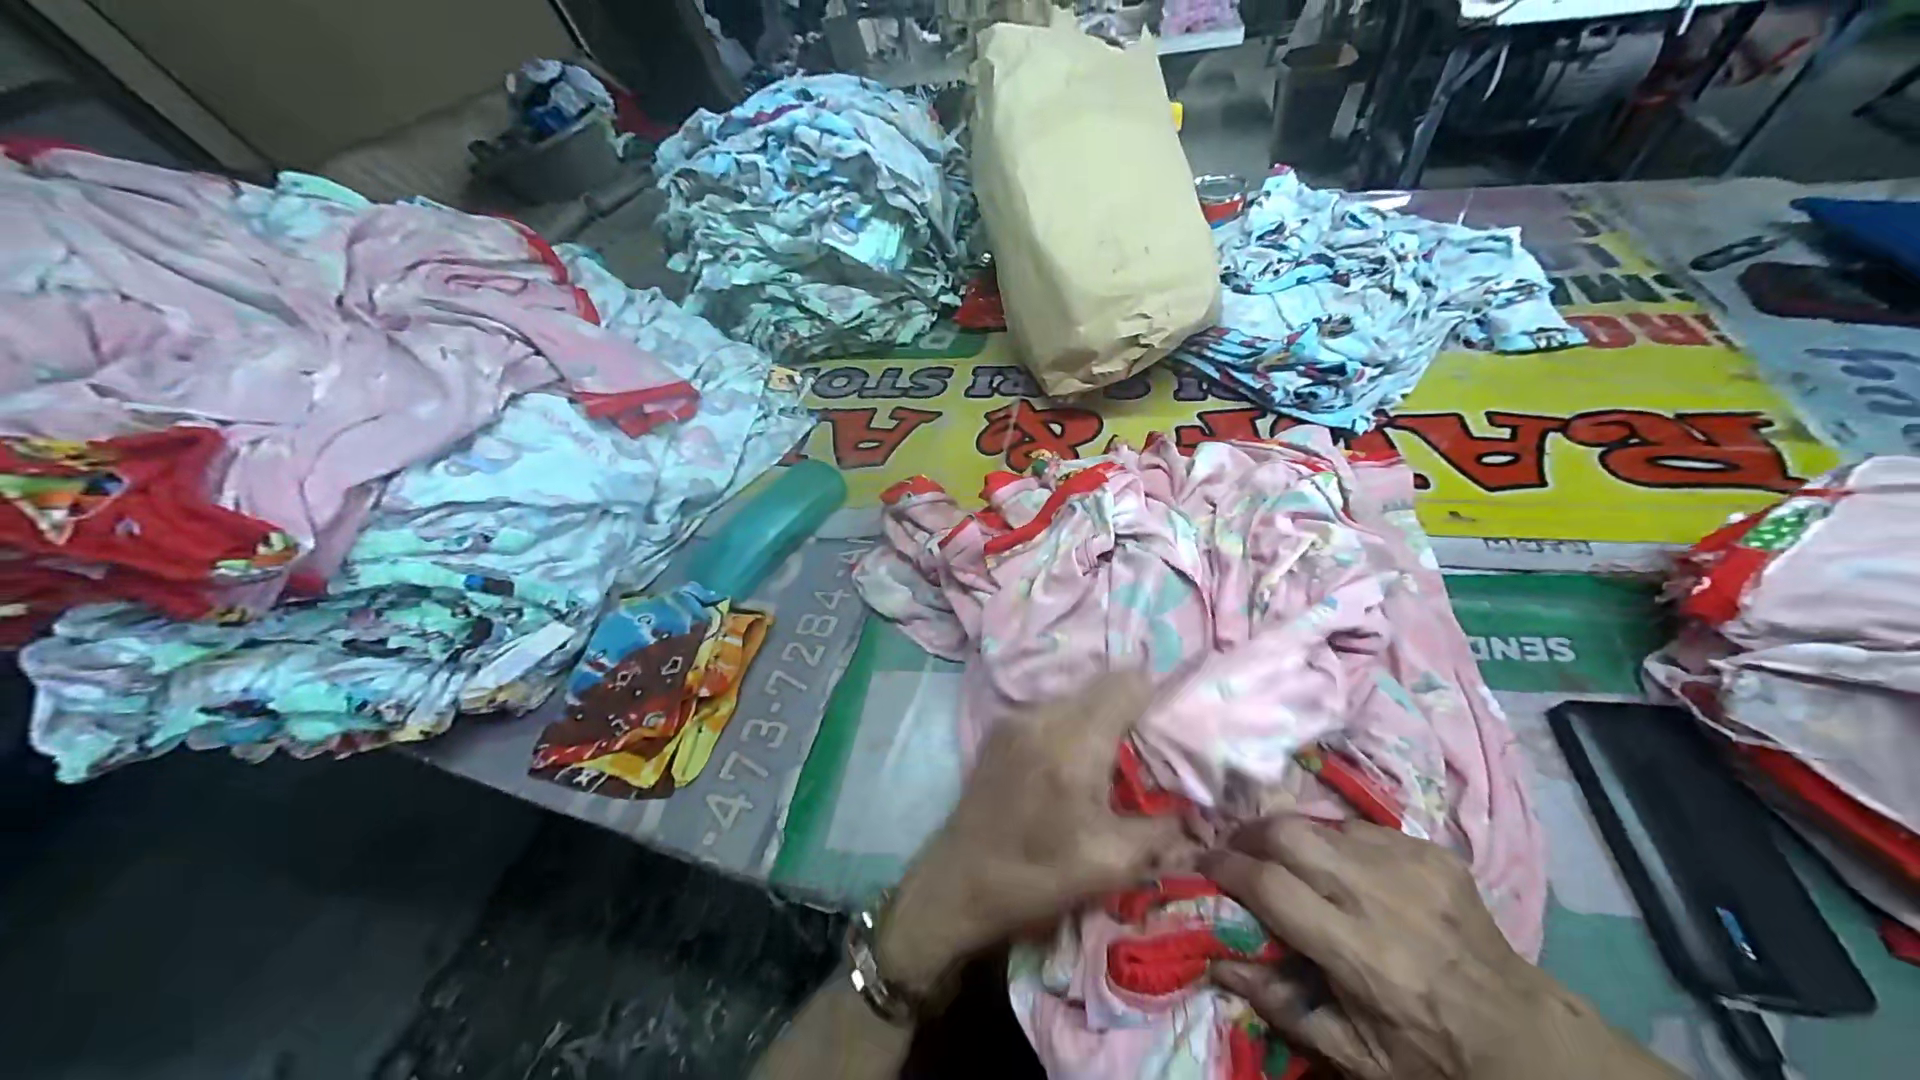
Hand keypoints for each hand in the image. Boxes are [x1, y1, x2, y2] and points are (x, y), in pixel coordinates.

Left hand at [876, 672, 1195, 998]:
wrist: (958, 882)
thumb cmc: (1037, 876)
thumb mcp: (1114, 864)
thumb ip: (1163, 827)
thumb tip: (1192, 806)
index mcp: (1073, 743)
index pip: (1128, 683)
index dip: (1156, 699)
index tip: (1169, 731)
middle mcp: (1042, 716)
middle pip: (1102, 685)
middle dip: (1131, 710)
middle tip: (1144, 752)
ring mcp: (1015, 717)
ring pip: (1076, 696)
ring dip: (1099, 718)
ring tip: (1108, 763)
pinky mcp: (999, 728)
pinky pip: (1050, 710)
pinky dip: (1071, 726)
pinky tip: (1070, 765)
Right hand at [1202, 818, 1678, 1079]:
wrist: (1526, 1039)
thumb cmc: (1430, 1054)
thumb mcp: (1354, 1055)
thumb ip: (1279, 1004)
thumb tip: (1215, 957)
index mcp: (1363, 956)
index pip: (1271, 887)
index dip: (1227, 868)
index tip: (1204, 864)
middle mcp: (1384, 900)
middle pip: (1290, 834)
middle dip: (1248, 835)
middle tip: (1234, 849)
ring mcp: (1414, 868)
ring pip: (1320, 821)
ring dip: (1288, 834)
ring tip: (1279, 853)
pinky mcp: (1434, 853)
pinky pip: (1360, 827)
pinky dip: (1333, 839)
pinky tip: (1337, 864)